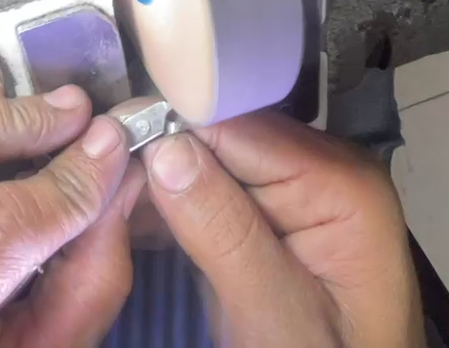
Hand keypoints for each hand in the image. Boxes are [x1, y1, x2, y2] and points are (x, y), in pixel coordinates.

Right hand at [139, 110, 422, 346]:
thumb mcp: (277, 322)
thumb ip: (226, 234)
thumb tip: (164, 149)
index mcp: (339, 181)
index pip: (234, 126)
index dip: (166, 133)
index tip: (111, 154)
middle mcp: (324, 165)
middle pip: (219, 134)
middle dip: (161, 159)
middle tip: (109, 191)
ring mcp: (301, 184)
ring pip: (208, 156)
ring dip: (161, 181)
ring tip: (120, 206)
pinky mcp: (276, 206)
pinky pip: (214, 182)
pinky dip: (176, 201)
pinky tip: (145, 220)